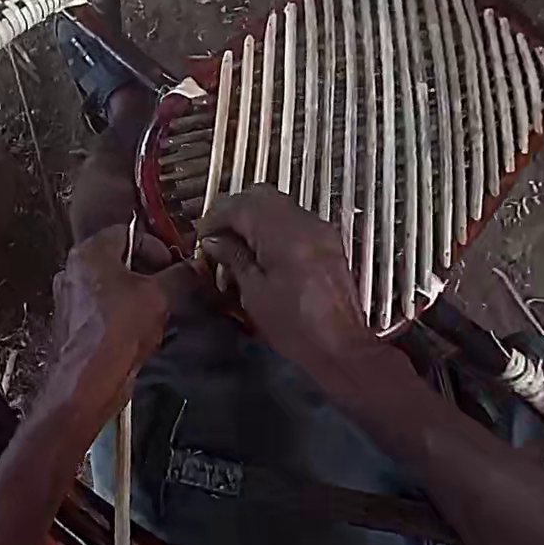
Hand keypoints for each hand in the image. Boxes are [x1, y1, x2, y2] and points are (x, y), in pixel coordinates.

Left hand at [34, 223, 186, 438]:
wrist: (88, 380)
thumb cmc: (119, 328)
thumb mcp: (158, 296)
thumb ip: (180, 275)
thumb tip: (197, 265)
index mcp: (89, 253)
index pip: (126, 232)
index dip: (155, 245)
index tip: (175, 264)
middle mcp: (75, 270)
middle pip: (120, 258)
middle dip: (150, 271)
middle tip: (173, 287)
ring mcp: (73, 297)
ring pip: (115, 285)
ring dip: (141, 295)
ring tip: (162, 311)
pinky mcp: (77, 323)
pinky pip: (107, 308)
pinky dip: (126, 313)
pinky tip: (144, 331)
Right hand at [197, 186, 401, 395]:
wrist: (340, 349)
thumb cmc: (297, 328)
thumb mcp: (254, 293)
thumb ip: (233, 258)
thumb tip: (215, 241)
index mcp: (284, 237)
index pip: (240, 207)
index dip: (215, 217)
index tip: (203, 234)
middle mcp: (305, 226)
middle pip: (259, 196)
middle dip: (232, 210)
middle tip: (214, 234)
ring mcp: (319, 231)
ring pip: (276, 203)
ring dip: (251, 216)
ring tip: (233, 243)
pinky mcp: (326, 241)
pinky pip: (291, 218)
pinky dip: (270, 225)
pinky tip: (258, 249)